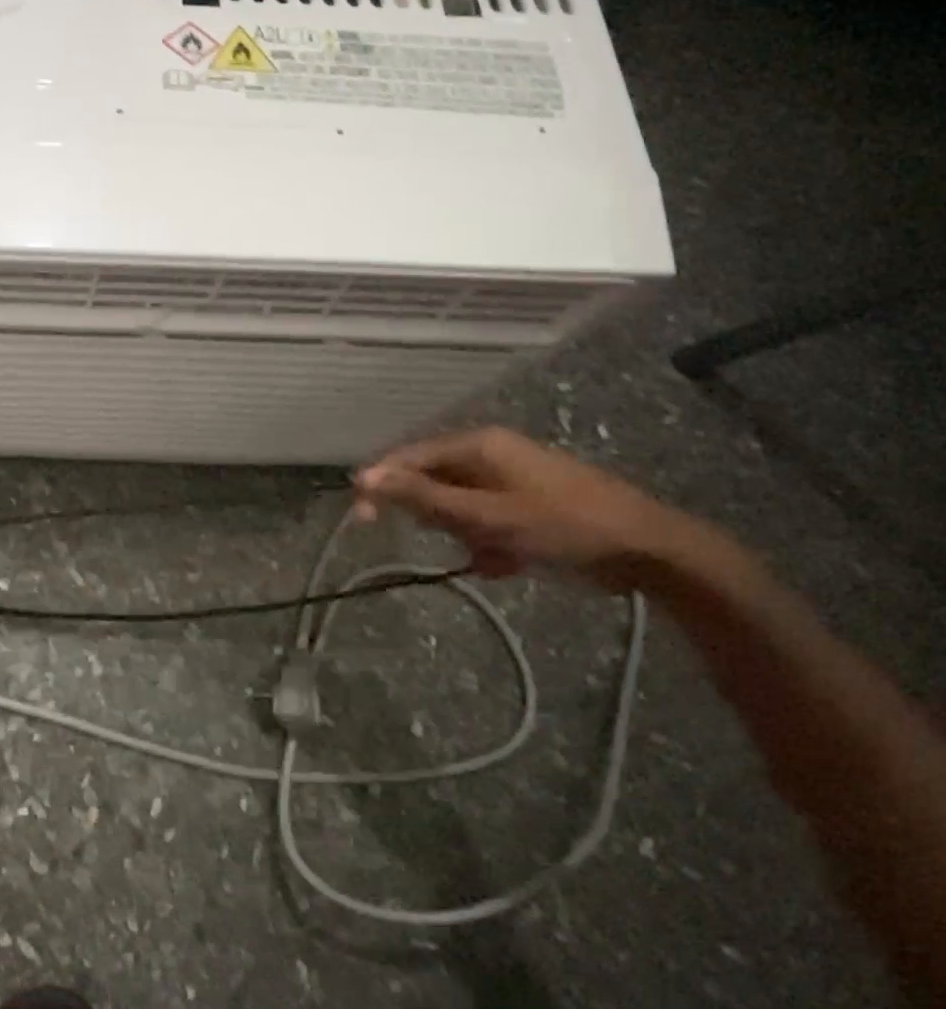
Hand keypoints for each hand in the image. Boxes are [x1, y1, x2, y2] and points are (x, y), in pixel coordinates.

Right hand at [353, 428, 689, 589]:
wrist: (646, 551)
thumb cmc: (560, 527)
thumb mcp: (483, 516)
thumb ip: (421, 497)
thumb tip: (362, 477)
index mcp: (477, 446)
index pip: (406, 459)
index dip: (380, 487)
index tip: (363, 523)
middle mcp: (490, 454)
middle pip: (430, 482)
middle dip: (432, 518)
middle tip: (451, 544)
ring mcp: (509, 479)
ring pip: (456, 507)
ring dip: (461, 536)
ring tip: (488, 557)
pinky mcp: (525, 504)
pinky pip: (483, 522)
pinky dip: (485, 544)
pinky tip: (505, 563)